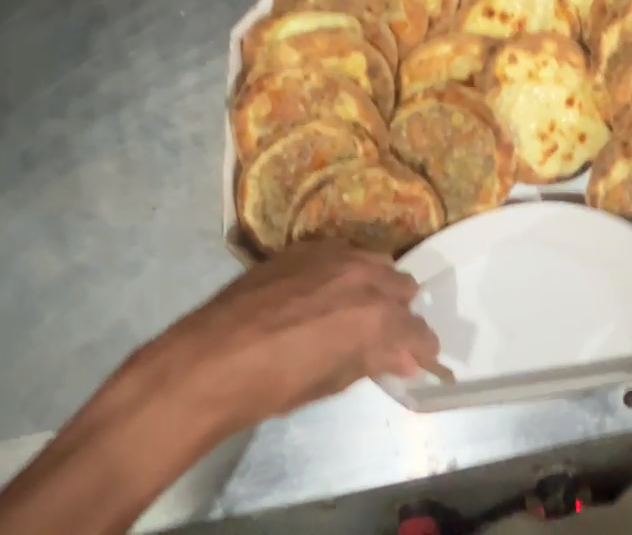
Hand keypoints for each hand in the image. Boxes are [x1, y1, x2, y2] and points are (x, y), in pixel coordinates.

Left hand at [126, 241, 438, 432]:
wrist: (210, 359)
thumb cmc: (275, 384)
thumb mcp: (334, 380)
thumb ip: (375, 360)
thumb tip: (404, 358)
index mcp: (376, 316)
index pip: (419, 331)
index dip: (420, 348)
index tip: (415, 359)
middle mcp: (364, 276)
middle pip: (403, 286)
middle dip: (399, 311)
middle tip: (382, 335)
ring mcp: (334, 255)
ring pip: (375, 262)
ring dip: (375, 285)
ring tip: (354, 309)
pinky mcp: (305, 247)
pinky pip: (342, 253)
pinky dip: (344, 271)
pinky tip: (323, 293)